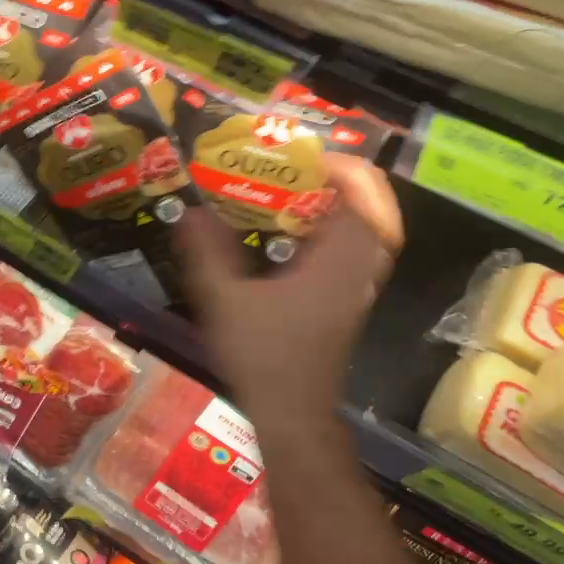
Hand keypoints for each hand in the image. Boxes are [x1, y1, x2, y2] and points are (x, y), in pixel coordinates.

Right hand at [176, 154, 404, 419]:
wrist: (291, 412)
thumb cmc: (262, 353)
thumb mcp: (222, 298)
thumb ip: (205, 251)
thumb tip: (188, 208)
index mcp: (340, 260)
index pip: (362, 196)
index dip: (337, 165)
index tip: (294, 151)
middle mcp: (360, 267)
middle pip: (374, 207)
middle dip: (341, 177)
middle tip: (295, 163)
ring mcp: (358, 285)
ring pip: (368, 228)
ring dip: (339, 201)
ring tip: (292, 185)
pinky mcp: (347, 299)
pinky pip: (354, 247)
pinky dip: (334, 226)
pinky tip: (291, 229)